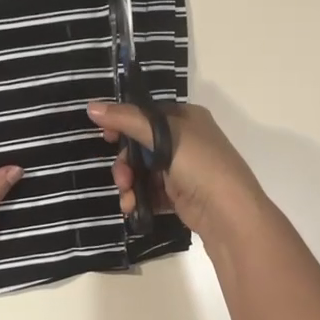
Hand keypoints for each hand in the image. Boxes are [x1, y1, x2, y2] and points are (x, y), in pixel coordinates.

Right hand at [86, 101, 265, 239]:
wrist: (228, 212)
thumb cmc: (199, 164)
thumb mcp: (163, 136)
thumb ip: (126, 120)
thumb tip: (91, 107)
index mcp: (186, 118)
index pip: (146, 115)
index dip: (124, 125)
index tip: (107, 138)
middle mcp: (185, 141)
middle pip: (140, 146)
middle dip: (125, 163)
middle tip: (122, 178)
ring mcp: (182, 169)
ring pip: (142, 171)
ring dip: (129, 184)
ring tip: (128, 198)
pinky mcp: (178, 195)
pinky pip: (150, 192)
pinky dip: (139, 198)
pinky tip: (133, 208)